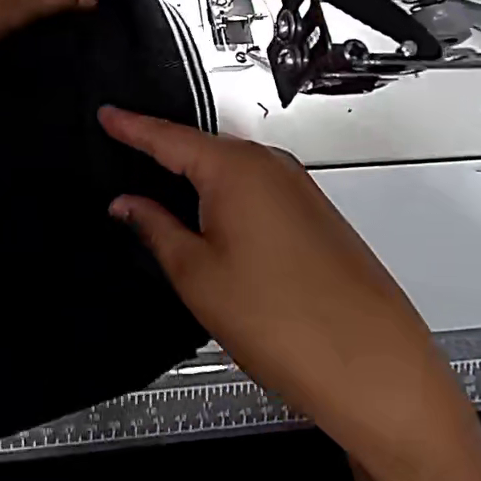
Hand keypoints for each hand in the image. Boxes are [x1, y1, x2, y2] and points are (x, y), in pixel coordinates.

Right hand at [95, 106, 465, 472]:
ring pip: (230, 172)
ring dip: (197, 183)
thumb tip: (130, 205)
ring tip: (166, 206)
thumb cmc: (290, 322)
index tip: (110, 115)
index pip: (166, 136)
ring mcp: (297, 187)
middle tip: (129, 158)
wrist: (369, 364)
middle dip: (163, 155)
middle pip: (201, 149)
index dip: (131, 126)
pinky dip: (228, 200)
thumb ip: (155, 228)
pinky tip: (215, 230)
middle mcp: (271, 166)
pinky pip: (257, 190)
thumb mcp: (197, 275)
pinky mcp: (312, 211)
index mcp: (235, 169)